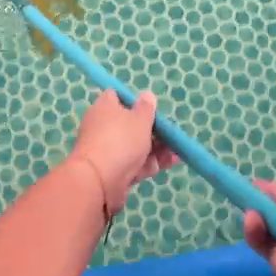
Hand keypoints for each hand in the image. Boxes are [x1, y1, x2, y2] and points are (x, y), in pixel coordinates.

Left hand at [65, 90, 178, 212]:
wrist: (99, 180)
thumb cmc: (121, 140)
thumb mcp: (140, 119)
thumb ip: (146, 108)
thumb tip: (146, 95)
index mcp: (104, 107)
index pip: (116, 96)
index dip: (134, 100)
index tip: (150, 108)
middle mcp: (102, 126)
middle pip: (129, 123)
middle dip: (151, 129)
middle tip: (169, 134)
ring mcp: (107, 150)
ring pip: (133, 145)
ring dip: (155, 148)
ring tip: (176, 152)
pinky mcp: (112, 170)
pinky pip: (133, 163)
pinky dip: (149, 163)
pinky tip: (169, 163)